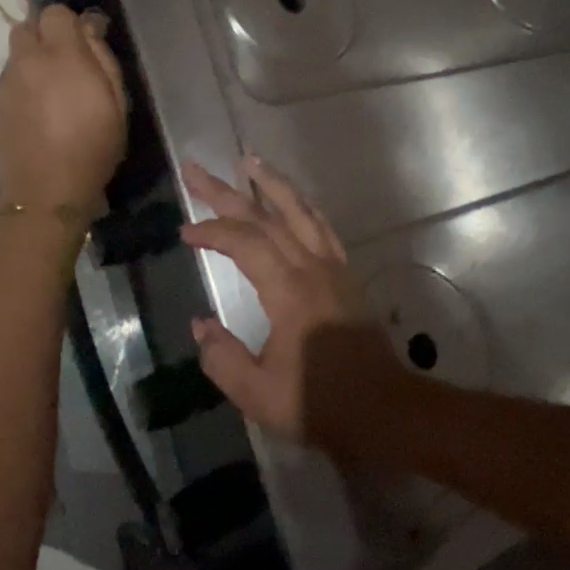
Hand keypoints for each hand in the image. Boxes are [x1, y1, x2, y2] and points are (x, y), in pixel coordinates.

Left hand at [0, 5, 127, 220]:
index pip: (54, 12)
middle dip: (45, 36)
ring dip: (34, 62)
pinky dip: (24, 86)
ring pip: (17, 55)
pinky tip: (40, 113)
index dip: (70, 22)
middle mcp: (26, 61)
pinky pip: (10, 81)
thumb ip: (102, 58)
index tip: (86, 41)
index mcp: (60, 55)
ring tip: (54, 91)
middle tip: (67, 62)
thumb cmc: (91, 148)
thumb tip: (90, 27)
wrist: (44, 194)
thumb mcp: (116, 104)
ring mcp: (6, 84)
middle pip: (27, 27)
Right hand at [181, 157, 409, 447]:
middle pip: (266, 216)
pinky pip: (322, 227)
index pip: (244, 242)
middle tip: (196, 168)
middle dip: (227, 192)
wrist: (384, 409)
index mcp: (288, 290)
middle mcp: (312, 267)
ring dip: (271, 184)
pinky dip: (302, 206)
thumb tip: (201, 325)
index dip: (212, 230)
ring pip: (299, 211)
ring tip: (249, 160)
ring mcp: (333, 267)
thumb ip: (222, 358)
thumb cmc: (319, 403)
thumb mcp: (258, 393)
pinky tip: (294, 201)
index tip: (185, 232)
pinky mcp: (346, 276)